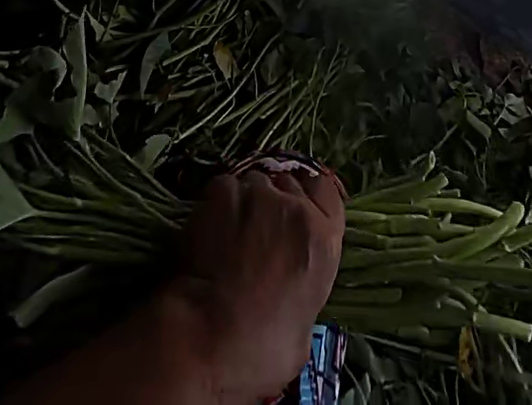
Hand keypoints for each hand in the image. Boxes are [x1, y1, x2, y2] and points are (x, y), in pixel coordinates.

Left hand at [166, 168, 344, 402]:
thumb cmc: (260, 348)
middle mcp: (294, 207)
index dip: (309, 197)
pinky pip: (225, 187)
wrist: (207, 337)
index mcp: (323, 238)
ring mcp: (257, 195)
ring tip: (230, 229)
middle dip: (276, 200)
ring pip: (254, 183)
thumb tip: (292, 286)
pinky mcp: (222, 193)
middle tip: (259, 228)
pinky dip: (219, 202)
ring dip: (247, 201)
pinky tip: (210, 225)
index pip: (324, 189)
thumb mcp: (305, 326)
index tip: (296, 210)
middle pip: (288, 182)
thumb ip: (305, 286)